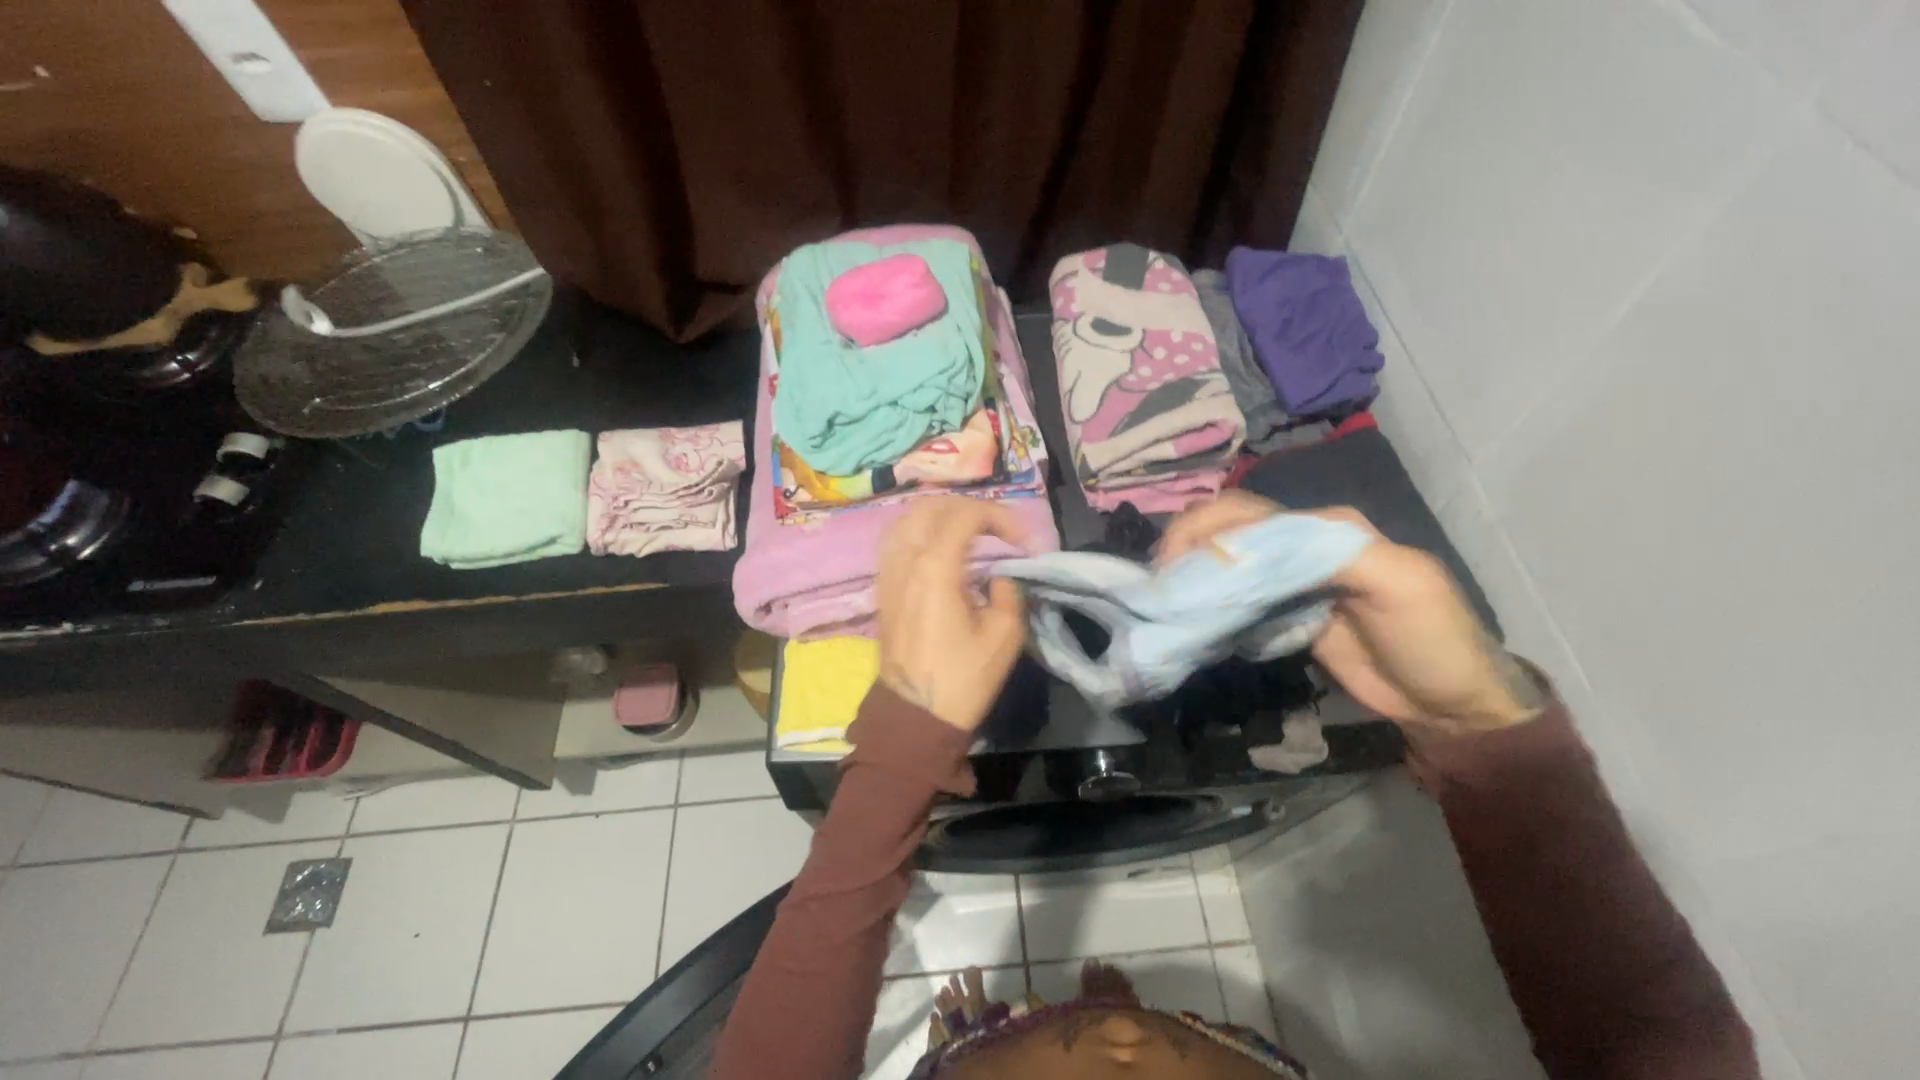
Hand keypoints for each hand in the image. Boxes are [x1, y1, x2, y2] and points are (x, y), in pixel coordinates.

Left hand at [876, 497, 1030, 731]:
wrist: (916, 714)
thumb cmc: (963, 678)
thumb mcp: (1005, 635)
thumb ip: (1009, 592)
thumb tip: (1000, 576)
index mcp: (935, 568)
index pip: (966, 515)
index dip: (1001, 517)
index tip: (1024, 542)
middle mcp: (905, 560)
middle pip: (933, 506)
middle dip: (971, 509)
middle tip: (999, 529)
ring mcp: (888, 572)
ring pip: (907, 518)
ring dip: (942, 515)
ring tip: (970, 531)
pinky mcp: (883, 587)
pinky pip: (895, 540)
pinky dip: (919, 531)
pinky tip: (939, 546)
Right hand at [1159, 494, 1540, 732]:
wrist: (1449, 704)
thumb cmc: (1430, 639)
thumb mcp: (1398, 583)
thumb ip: (1335, 551)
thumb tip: (1260, 541)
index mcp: (1328, 528)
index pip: (1251, 514)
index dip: (1205, 532)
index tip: (1170, 567)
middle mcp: (1304, 545)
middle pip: (1231, 530)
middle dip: (1188, 547)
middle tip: (1158, 586)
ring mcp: (1293, 581)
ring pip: (1229, 561)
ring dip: (1194, 574)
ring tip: (1165, 601)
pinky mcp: (1286, 614)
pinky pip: (1238, 597)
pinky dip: (1211, 602)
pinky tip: (1193, 618)